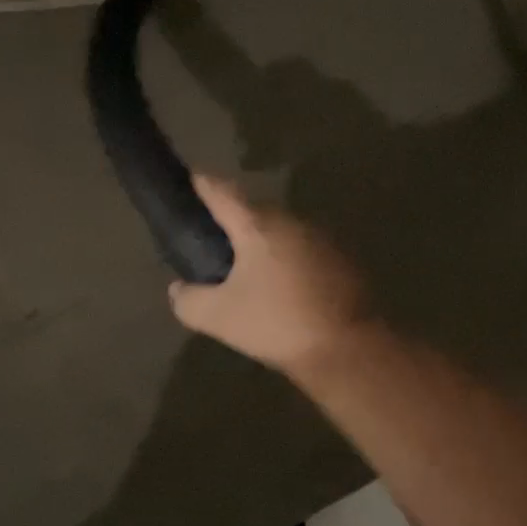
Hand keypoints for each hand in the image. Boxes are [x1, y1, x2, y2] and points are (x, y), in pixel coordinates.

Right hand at [168, 176, 373, 373]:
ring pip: (282, 231)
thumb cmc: (277, 324)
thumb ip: (190, 300)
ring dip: (265, 243)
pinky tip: (282, 286)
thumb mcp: (220, 318)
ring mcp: (321, 238)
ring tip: (248, 269)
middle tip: (215, 240)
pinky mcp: (342, 259)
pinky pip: (304, 250)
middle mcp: (291, 221)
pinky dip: (288, 260)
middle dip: (235, 222)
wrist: (348, 347)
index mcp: (258, 225)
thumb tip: (178, 289)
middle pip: (255, 212)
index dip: (204, 184)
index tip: (192, 178)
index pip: (223, 192)